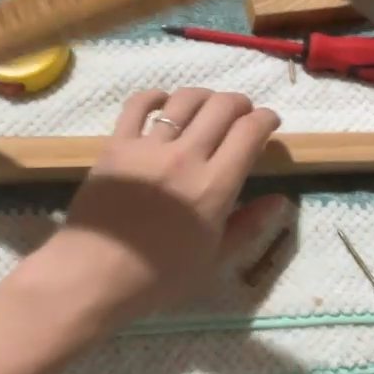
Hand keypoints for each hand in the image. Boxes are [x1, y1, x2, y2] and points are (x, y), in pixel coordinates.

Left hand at [31, 88, 289, 328]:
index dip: (266, 119)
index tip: (269, 123)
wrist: (93, 275)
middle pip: (222, 107)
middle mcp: (186, 157)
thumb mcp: (213, 259)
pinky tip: (164, 102)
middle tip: (242, 113)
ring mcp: (148, 147)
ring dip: (204, 96)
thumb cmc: (158, 277)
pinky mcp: (117, 144)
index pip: (249, 132)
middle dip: (240, 103)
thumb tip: (280, 199)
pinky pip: (138, 104)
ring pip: (185, 100)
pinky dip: (156, 96)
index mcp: (215, 186)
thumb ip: (249, 225)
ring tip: (208, 106)